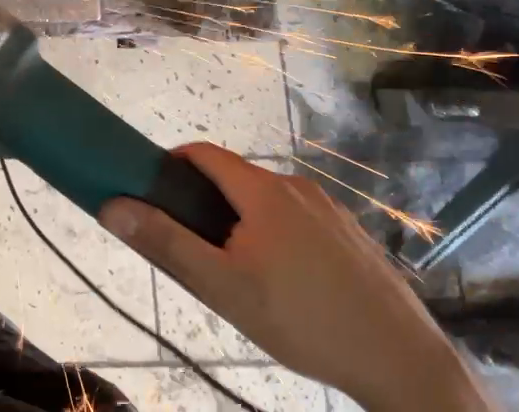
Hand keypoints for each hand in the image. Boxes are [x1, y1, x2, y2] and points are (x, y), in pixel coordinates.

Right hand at [99, 143, 491, 411]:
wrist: (406, 365)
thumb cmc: (303, 321)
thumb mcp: (223, 287)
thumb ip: (165, 243)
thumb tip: (111, 206)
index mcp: (263, 190)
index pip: (203, 153)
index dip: (171, 165)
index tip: (152, 194)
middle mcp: (297, 188)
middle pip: (234, 178)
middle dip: (203, 202)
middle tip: (192, 246)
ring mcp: (331, 212)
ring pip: (266, 202)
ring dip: (239, 221)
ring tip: (236, 273)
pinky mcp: (352, 238)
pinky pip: (297, 221)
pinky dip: (275, 236)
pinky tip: (283, 285)